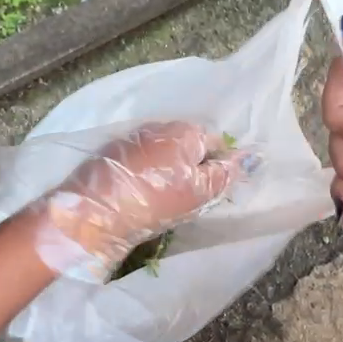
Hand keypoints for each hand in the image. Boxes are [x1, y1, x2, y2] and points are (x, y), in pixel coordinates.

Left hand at [32, 122, 243, 276]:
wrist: (91, 214)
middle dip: (192, 168)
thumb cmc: (153, 202)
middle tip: (189, 199)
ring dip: (167, 172)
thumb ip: (224, 174)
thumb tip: (250, 157)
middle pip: (187, 146)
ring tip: (162, 202)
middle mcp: (157, 127)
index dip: (219, 165)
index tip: (213, 191)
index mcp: (183, 131)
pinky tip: (138, 198)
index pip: (214, 141)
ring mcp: (130, 140)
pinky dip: (143, 177)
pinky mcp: (108, 156)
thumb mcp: (197, 193)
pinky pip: (138, 163)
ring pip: (162, 154)